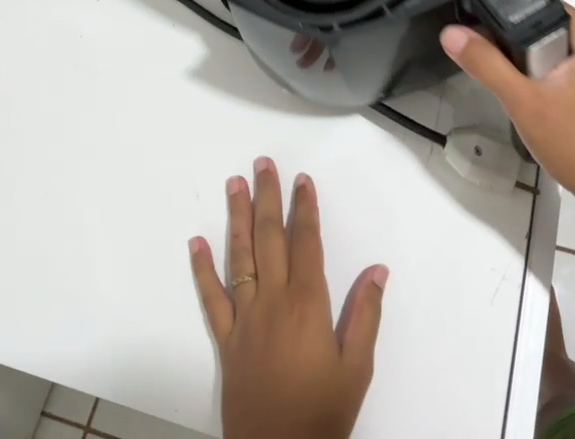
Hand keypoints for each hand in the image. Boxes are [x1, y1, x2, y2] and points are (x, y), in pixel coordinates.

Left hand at [189, 157, 387, 438]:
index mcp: (308, 304)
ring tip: (234, 184)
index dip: (305, 209)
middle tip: (263, 164)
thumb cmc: (323, 410)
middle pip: (270, 239)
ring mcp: (245, 319)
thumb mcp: (357, 366)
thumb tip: (378, 269)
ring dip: (237, 218)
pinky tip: (196, 243)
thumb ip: (366, 314)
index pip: (306, 243)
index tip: (302, 180)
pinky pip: (211, 298)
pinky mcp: (226, 340)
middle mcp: (273, 302)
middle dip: (268, 198)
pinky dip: (202, 269)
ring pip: (240, 257)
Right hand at [440, 7, 574, 208]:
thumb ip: (486, 64)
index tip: (467, 22)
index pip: (536, 3)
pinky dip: (532, 78)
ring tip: (490, 74)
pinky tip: (516, 95)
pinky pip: (552, 69)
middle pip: (537, 26)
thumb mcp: (524, 101)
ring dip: (517, 62)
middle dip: (506, 39)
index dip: (500, 10)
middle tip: (474, 53)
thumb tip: (450, 32)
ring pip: (542, 50)